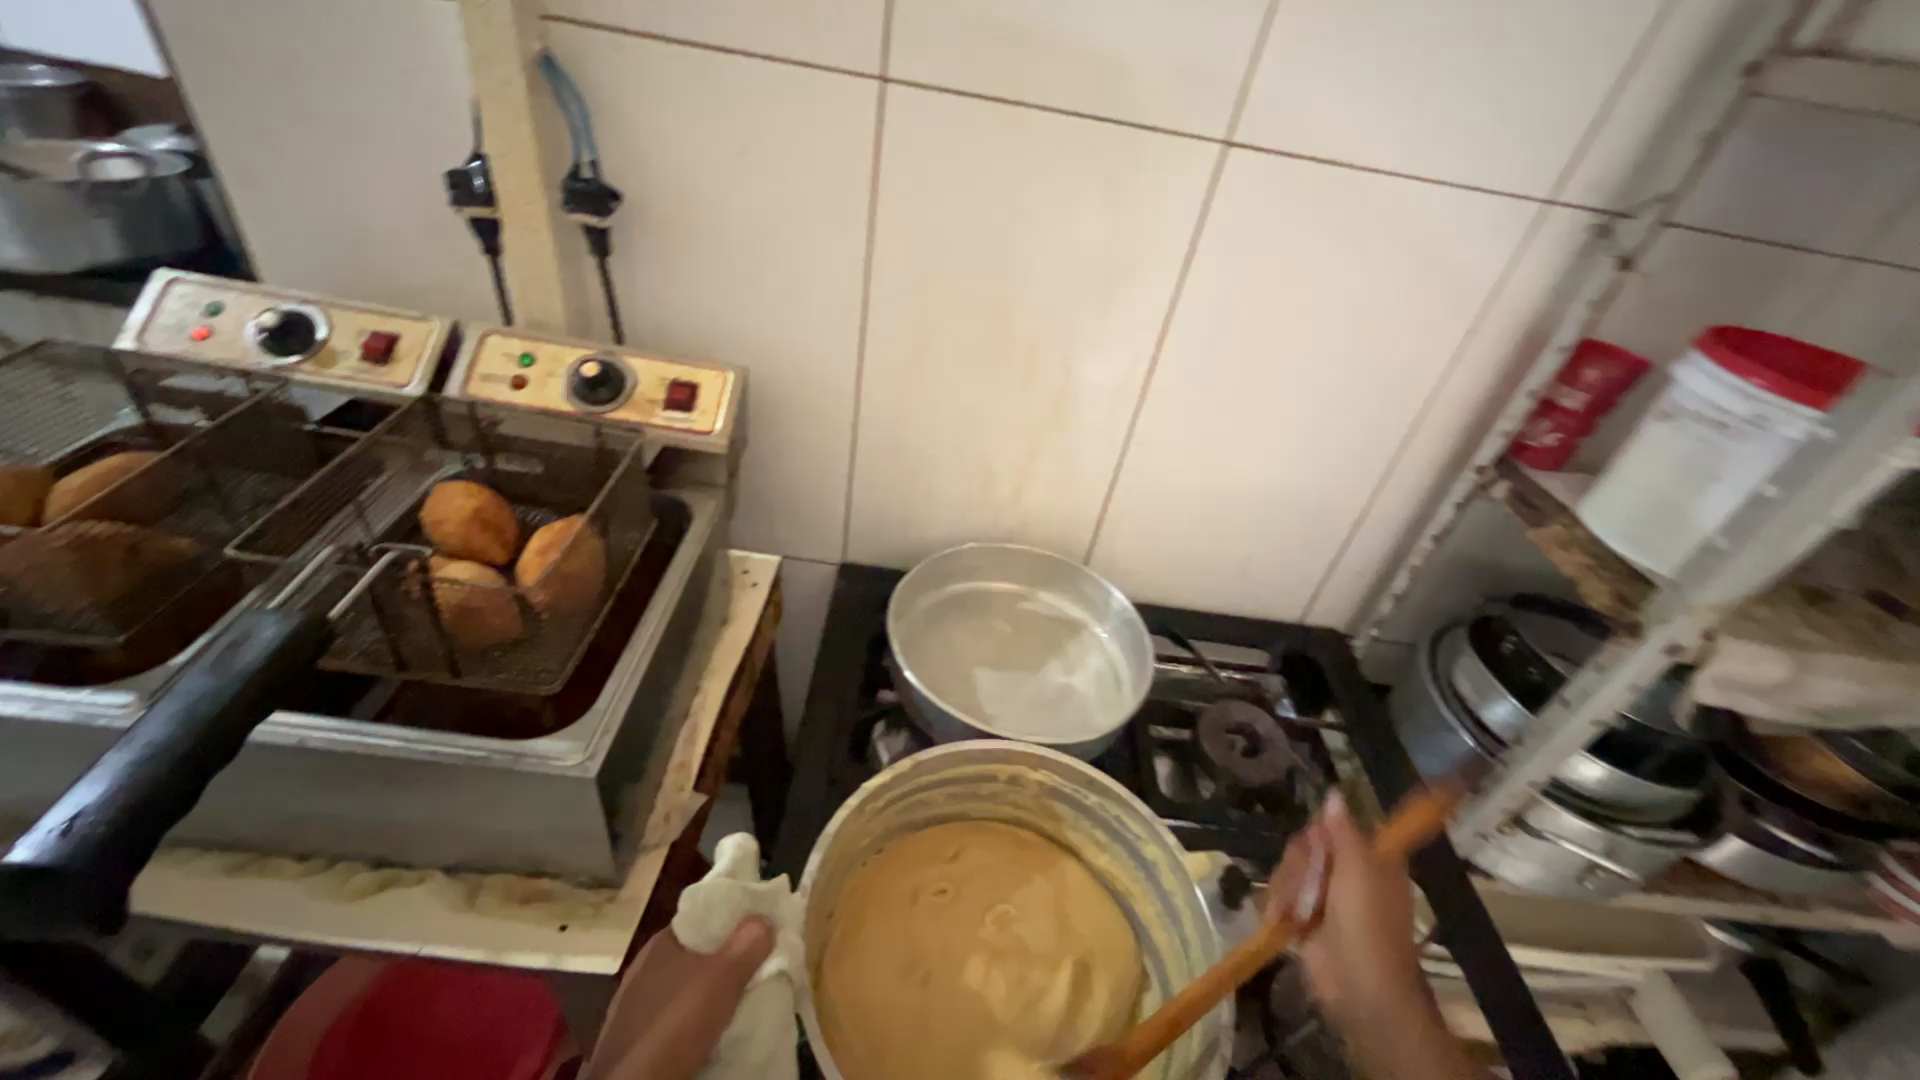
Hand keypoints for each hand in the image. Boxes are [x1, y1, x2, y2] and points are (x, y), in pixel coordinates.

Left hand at [583, 918, 773, 1079]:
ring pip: (691, 989)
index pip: (706, 917)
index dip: (736, 921)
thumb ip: (746, 945)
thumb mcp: (719, 980)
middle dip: (731, 961)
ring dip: (716, 996)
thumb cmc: (673, 1027)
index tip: (766, 930)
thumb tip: (764, 917)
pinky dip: (699, 1023)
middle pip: (701, 954)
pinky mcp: (638, 1041)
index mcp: (662, 943)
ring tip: (747, 1003)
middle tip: (764, 969)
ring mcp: (638, 1006)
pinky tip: (717, 1034)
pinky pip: (679, 1021)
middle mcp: (647, 968)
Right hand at [1270, 795, 1425, 1025]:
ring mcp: (1322, 898)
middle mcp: (1345, 875)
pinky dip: (1278, 907)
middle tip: (1308, 884)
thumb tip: (1334, 792)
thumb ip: (1342, 831)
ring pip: (1288, 870)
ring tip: (1296, 912)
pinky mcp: (1301, 918)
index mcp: (1367, 860)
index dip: (1321, 833)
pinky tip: (1283, 920)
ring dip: (1288, 889)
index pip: (1335, 828)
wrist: (1357, 985)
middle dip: (1299, 865)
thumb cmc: (1367, 923)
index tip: (1316, 844)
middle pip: (1306, 847)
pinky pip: (1278, 896)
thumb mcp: (1359, 869)